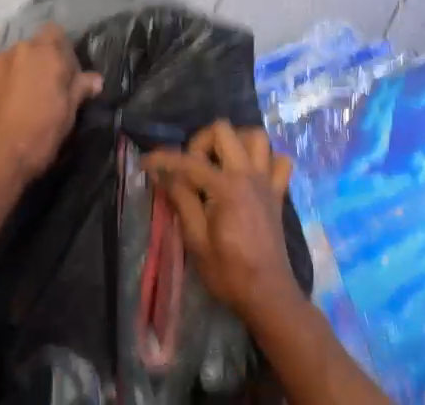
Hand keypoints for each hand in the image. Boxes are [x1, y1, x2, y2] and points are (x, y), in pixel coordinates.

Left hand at [0, 24, 101, 188]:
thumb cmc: (37, 136)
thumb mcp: (67, 115)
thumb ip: (79, 89)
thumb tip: (95, 78)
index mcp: (46, 54)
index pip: (56, 32)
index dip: (62, 50)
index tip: (66, 74)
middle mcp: (18, 49)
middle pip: (33, 47)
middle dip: (40, 63)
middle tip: (45, 90)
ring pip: (12, 60)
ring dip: (19, 72)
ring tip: (19, 100)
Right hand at [143, 121, 300, 314]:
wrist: (267, 294)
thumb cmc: (228, 271)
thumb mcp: (195, 239)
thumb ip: (181, 199)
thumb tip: (162, 174)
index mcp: (227, 187)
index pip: (189, 161)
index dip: (162, 159)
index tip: (146, 163)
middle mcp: (249, 175)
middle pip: (223, 130)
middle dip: (200, 141)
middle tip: (189, 166)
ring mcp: (267, 182)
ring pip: (256, 137)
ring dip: (235, 142)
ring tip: (219, 163)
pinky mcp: (278, 193)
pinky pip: (279, 161)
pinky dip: (264, 159)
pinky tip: (249, 174)